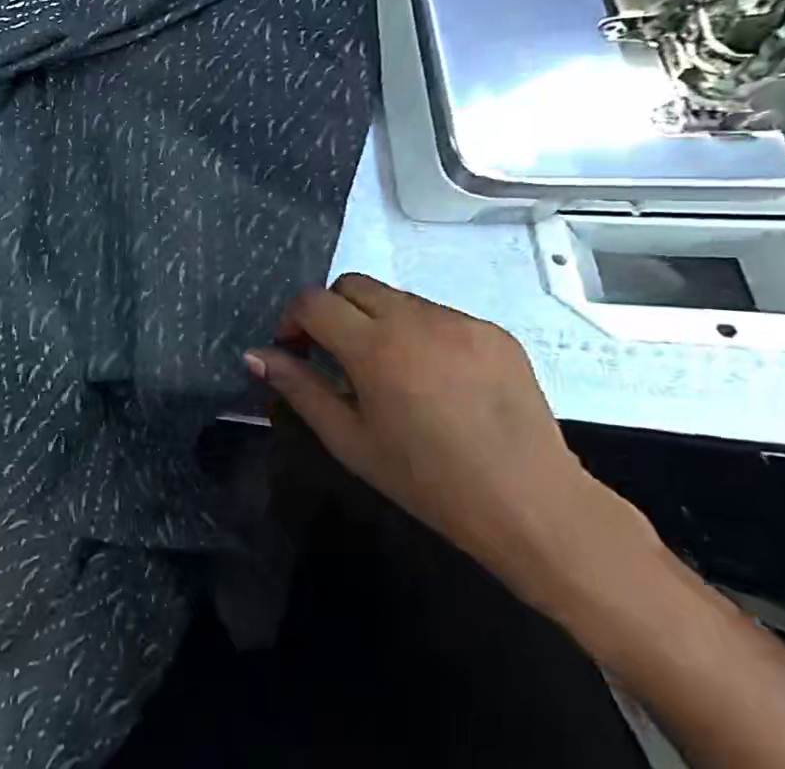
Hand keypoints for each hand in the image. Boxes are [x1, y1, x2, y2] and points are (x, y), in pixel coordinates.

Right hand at [246, 274, 654, 612]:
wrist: (528, 501)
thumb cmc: (427, 481)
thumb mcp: (351, 441)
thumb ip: (300, 389)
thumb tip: (256, 356)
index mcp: (376, 348)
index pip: (315, 301)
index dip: (293, 319)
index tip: (295, 350)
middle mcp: (417, 319)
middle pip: (353, 284)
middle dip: (332, 311)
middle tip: (336, 359)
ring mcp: (460, 320)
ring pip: (398, 298)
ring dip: (377, 322)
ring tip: (391, 375)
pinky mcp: (493, 330)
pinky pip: (440, 315)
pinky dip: (421, 334)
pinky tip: (437, 381)